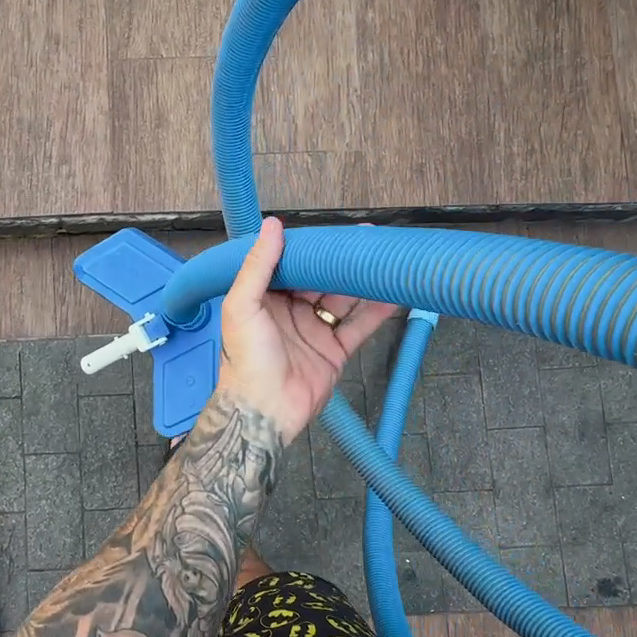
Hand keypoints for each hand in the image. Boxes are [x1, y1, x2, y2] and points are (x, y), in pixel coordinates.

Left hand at [214, 217, 399, 442]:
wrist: (264, 411)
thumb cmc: (246, 359)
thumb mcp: (242, 306)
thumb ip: (257, 266)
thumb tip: (272, 226)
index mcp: (264, 299)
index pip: (290, 265)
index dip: (311, 248)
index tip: (333, 230)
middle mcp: (289, 312)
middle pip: (321, 280)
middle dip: (342, 261)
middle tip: (368, 239)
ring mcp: (314, 331)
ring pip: (343, 300)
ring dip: (363, 281)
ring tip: (384, 259)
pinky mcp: (334, 351)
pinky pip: (359, 326)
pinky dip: (377, 311)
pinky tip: (394, 292)